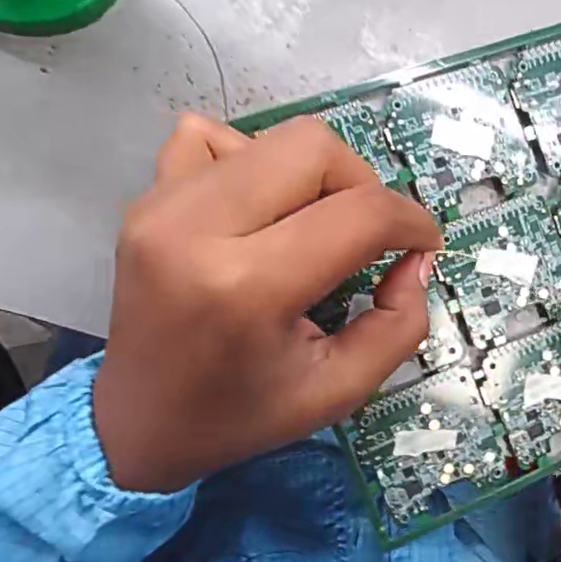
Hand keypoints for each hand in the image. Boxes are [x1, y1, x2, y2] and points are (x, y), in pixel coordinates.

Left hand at [92, 113, 443, 491]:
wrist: (139, 423)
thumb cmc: (238, 416)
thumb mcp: (337, 390)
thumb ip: (398, 324)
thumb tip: (415, 258)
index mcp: (246, 287)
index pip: (358, 213)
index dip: (410, 221)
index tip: (421, 244)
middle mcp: (196, 228)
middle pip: (314, 148)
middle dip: (363, 184)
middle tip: (366, 235)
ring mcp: (161, 205)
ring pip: (270, 138)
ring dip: (312, 176)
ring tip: (311, 228)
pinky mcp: (145, 199)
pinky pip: (210, 140)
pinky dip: (250, 161)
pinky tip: (256, 210)